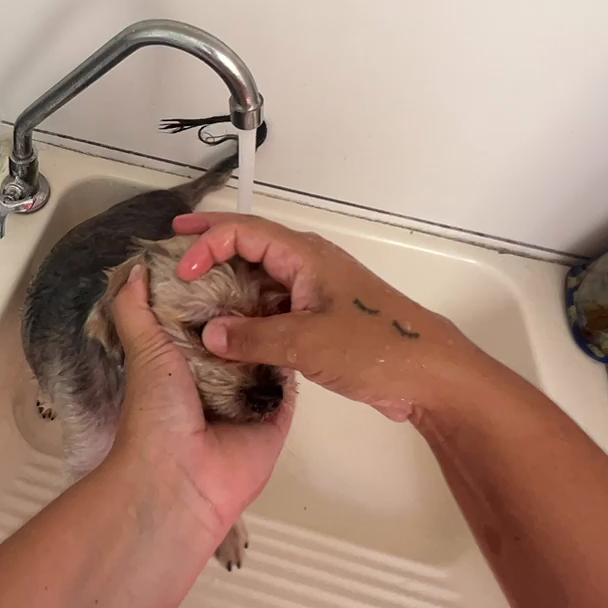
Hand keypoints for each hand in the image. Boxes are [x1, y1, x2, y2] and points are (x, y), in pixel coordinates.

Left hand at [102, 262, 292, 538]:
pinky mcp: (276, 416)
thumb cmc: (156, 410)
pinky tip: (308, 323)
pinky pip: (290, 381)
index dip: (218, 285)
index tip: (236, 249)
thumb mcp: (142, 348)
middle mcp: (217, 374)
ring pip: (268, 351)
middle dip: (254, 303)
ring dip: (278, 325)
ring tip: (297, 284)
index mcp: (185, 358)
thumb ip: (134, 308)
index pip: (207, 314)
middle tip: (275, 263)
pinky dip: (295, 356)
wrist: (180, 478)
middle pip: (241, 331)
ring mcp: (249, 395)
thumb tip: (136, 266)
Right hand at [173, 213, 494, 424]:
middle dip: (211, 239)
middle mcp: (306, 263)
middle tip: (175, 239)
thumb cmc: (373, 347)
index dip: (208, 244)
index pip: (244, 232)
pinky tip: (228, 324)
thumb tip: (208, 333)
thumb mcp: (306, 342)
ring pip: (261, 273)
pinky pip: (273, 301)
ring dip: (227, 275)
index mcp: (304, 255)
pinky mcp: (320, 314)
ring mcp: (314, 288)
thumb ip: (252, 337)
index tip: (182, 270)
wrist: (432, 375)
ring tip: (193, 284)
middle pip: (250, 241)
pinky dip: (246, 306)